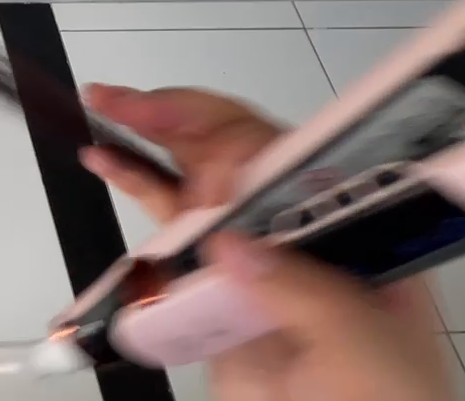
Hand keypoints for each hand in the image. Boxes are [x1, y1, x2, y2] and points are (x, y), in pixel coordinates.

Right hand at [82, 86, 453, 400]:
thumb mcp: (365, 364)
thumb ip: (312, 299)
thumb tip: (231, 243)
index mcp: (353, 235)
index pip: (290, 163)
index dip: (232, 141)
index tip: (179, 137)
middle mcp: (298, 227)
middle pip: (234, 151)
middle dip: (177, 116)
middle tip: (119, 100)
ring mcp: (250, 244)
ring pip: (194, 168)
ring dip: (145, 133)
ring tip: (99, 105)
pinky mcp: (206, 265)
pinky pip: (165, 207)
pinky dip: (130, 176)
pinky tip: (101, 158)